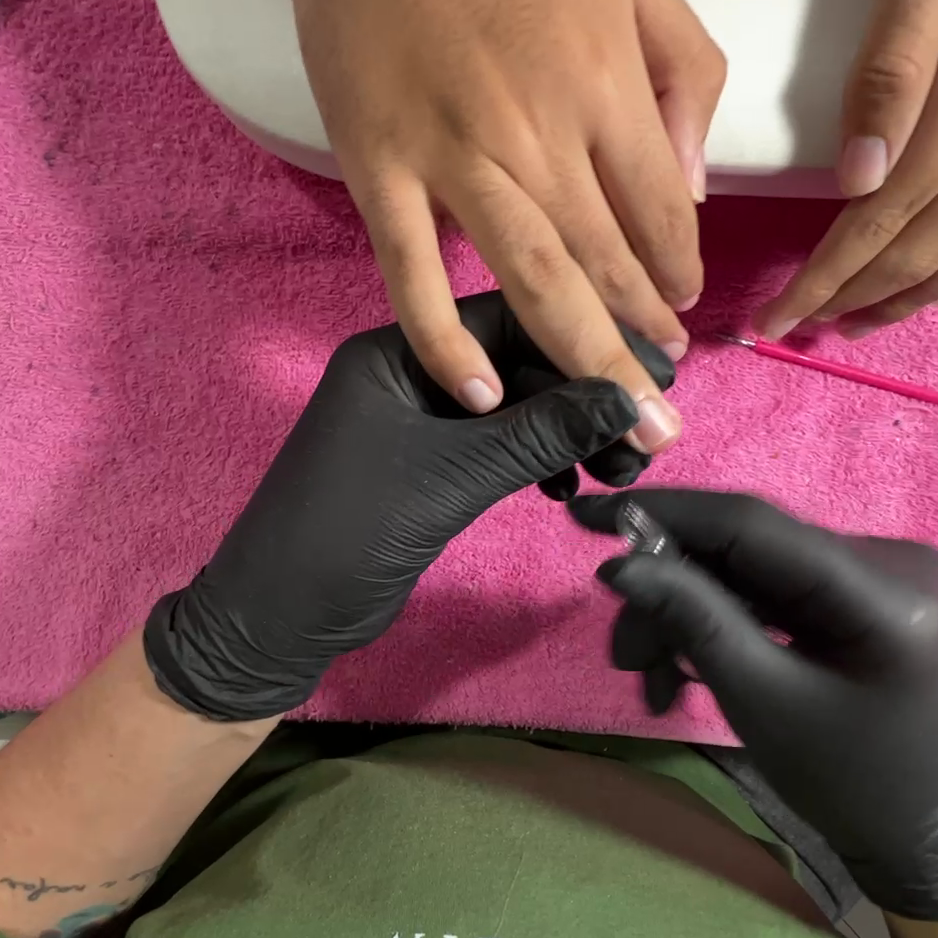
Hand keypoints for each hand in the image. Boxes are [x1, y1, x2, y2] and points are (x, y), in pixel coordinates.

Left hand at [145, 292, 673, 721]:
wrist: (282, 616)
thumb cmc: (351, 531)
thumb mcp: (452, 477)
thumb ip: (541, 434)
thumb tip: (632, 398)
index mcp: (398, 352)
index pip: (507, 321)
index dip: (583, 341)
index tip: (656, 369)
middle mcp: (411, 376)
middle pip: (515, 369)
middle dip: (581, 400)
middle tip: (647, 430)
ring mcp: (418, 424)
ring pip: (511, 415)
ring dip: (565, 438)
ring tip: (619, 468)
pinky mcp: (427, 469)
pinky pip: (494, 452)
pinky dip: (534, 465)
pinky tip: (566, 487)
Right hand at [289, 0, 724, 452]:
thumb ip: (680, 73)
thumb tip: (694, 185)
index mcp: (602, 81)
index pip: (661, 211)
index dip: (676, 275)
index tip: (679, 316)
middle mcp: (538, 134)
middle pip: (607, 264)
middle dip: (643, 343)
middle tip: (658, 404)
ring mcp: (453, 160)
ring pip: (531, 282)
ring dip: (581, 358)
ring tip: (611, 412)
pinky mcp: (380, 173)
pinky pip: (414, 276)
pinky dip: (444, 341)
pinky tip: (480, 395)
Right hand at [570, 489, 937, 919]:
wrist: (909, 829)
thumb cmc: (843, 780)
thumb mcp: (758, 701)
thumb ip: (691, 621)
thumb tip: (616, 566)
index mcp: (885, 591)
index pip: (751, 526)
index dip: (662, 515)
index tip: (585, 516)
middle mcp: (887, 558)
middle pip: (738, 552)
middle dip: (669, 597)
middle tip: (624, 656)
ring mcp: (869, 571)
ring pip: (738, 571)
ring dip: (684, 618)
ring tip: (650, 679)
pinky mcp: (848, 588)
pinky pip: (757, 589)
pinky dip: (712, 623)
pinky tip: (683, 670)